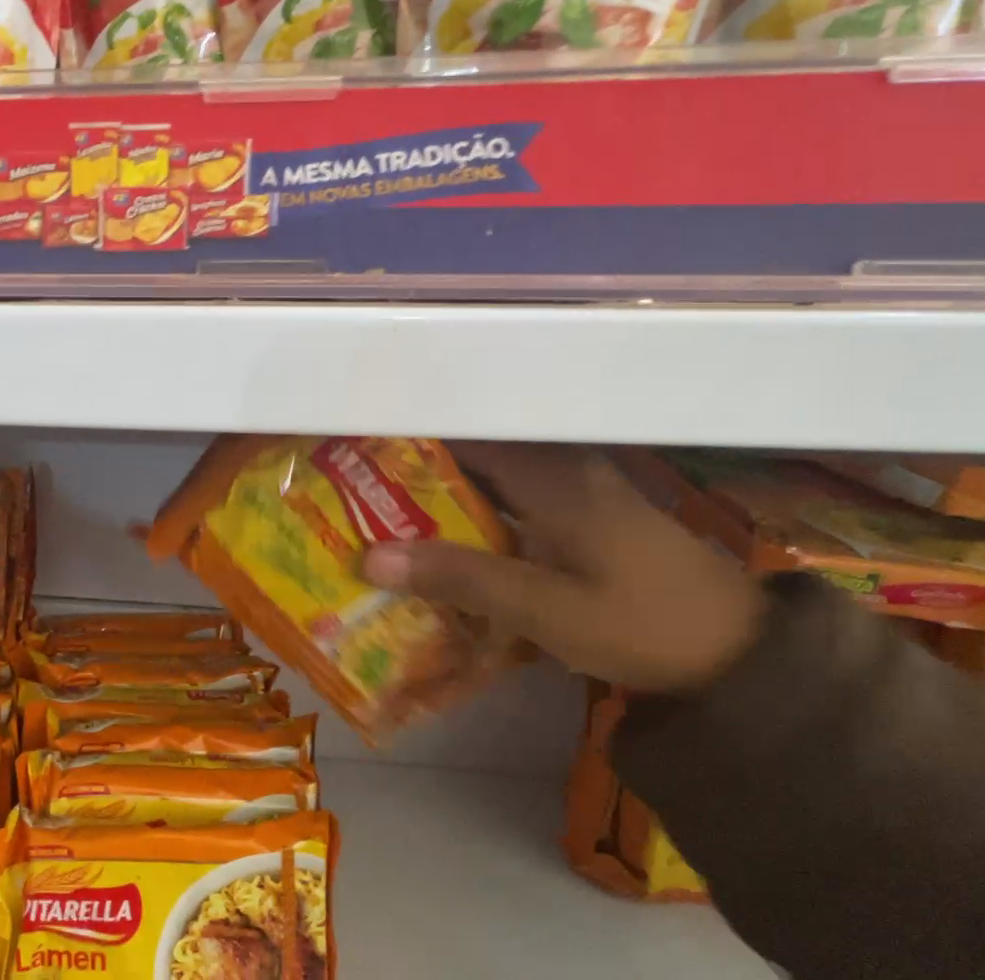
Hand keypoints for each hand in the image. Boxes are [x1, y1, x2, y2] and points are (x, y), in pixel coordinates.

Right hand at [362, 442, 764, 692]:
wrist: (746, 657)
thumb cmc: (646, 626)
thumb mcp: (547, 611)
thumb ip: (460, 578)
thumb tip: (369, 558)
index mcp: (551, 476)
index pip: (460, 436)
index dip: (402, 441)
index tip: (348, 455)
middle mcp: (562, 467)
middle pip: (469, 452)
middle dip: (408, 471)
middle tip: (348, 492)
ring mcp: (576, 488)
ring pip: (487, 474)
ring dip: (436, 492)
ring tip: (377, 514)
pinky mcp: (585, 512)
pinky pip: (508, 495)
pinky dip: (469, 510)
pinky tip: (441, 539)